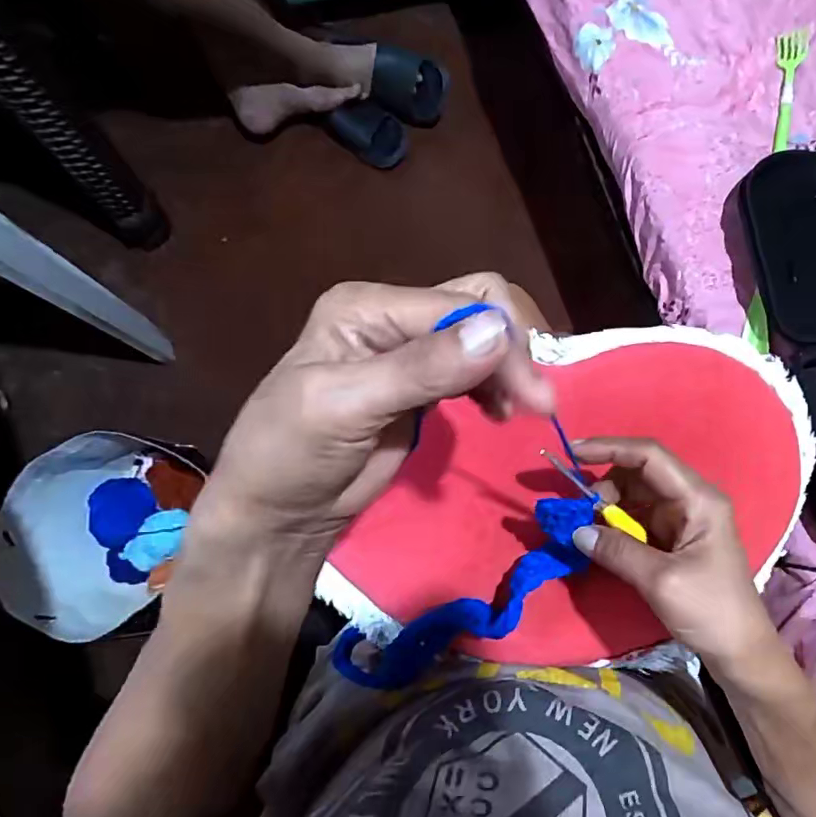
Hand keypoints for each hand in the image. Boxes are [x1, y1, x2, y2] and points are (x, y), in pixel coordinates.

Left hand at [199, 274, 553, 551]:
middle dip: (514, 350)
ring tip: (520, 412)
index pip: (459, 306)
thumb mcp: (347, 406)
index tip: (534, 400)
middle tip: (536, 403)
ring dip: (509, 370)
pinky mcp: (422, 385)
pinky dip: (496, 385)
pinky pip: (474, 367)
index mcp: (367, 307)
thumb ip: (422, 369)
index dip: (503, 346)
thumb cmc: (293, 453)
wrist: (279, 510)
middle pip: (478, 306)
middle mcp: (392, 317)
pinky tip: (497, 414)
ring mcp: (408, 350)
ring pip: (482, 336)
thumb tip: (497, 332)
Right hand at [567, 437, 785, 666]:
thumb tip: (577, 531)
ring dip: (607, 507)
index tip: (573, 453)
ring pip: (635, 497)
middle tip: (578, 511)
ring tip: (585, 528)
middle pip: (640, 473)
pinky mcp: (672, 541)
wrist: (739, 649)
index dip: (610, 448)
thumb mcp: (661, 580)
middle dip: (605, 485)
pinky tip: (599, 539)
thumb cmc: (710, 609)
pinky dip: (615, 526)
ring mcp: (682, 520)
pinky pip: (637, 521)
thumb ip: (617, 551)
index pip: (650, 456)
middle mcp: (691, 500)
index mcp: (698, 499)